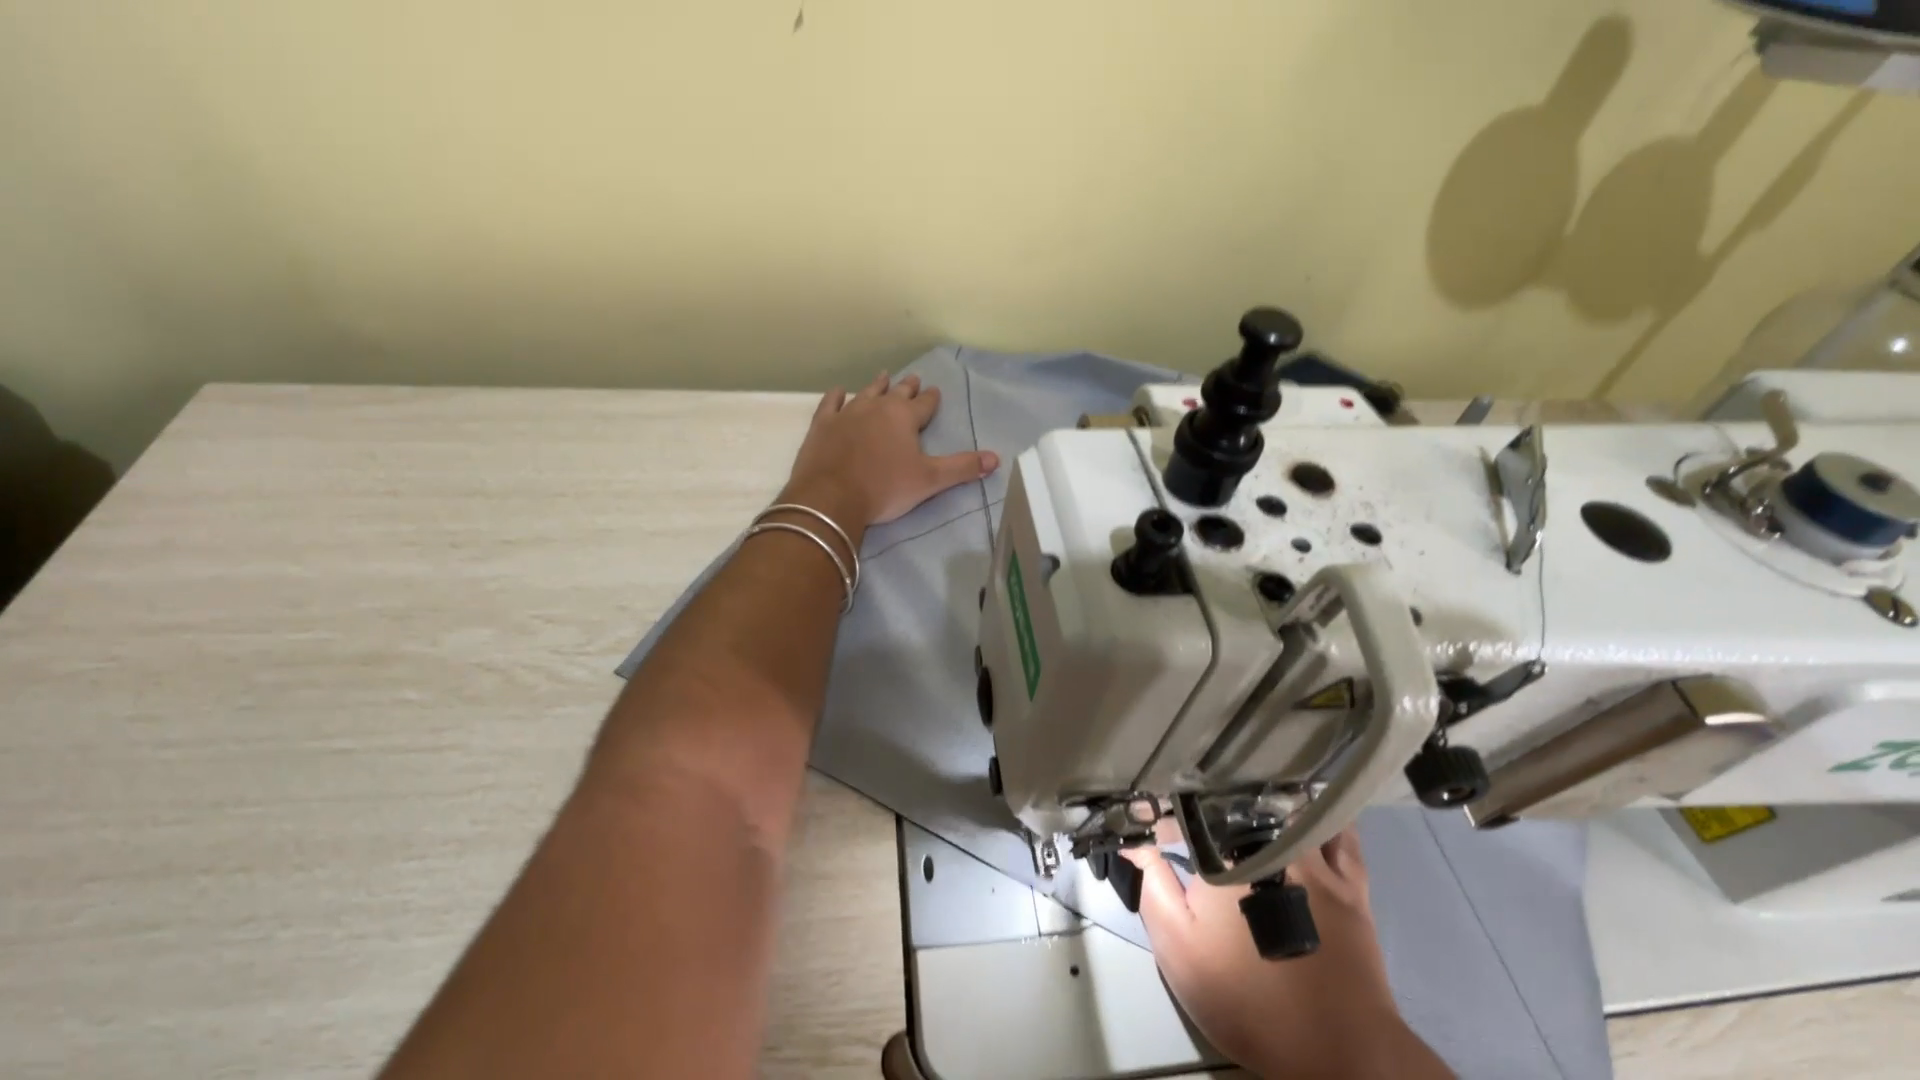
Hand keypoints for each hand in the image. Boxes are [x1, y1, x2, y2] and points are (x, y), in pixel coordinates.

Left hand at [783, 372, 998, 527]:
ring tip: (883, 376)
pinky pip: (831, 403)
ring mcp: (847, 413)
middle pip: (896, 392)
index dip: (931, 399)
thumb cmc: (885, 488)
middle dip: (907, 387)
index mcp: (904, 417)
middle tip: (914, 378)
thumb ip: (962, 467)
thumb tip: (996, 458)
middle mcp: (877, 407)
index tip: (935, 391)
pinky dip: (837, 396)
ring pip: (866, 393)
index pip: (924, 404)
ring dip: (877, 385)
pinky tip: (839, 392)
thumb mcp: (929, 480)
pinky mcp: (823, 425)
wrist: (831, 497)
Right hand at [1124, 830, 1450, 1078]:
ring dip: (1260, 798)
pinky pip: (1338, 831)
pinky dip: (1319, 813)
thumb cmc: (1246, 998)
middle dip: (1205, 804)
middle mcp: (1272, 843)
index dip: (1158, 823)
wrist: (1334, 1048)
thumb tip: (1134, 840)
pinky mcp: (1351, 880)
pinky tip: (1304, 811)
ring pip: (1286, 805)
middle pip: (1233, 802)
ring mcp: (1316, 859)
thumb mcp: (1178, 948)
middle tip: (1189, 822)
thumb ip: (1153, 885)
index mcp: (1224, 856)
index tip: (1149, 835)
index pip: (1180, 818)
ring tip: (1240, 807)